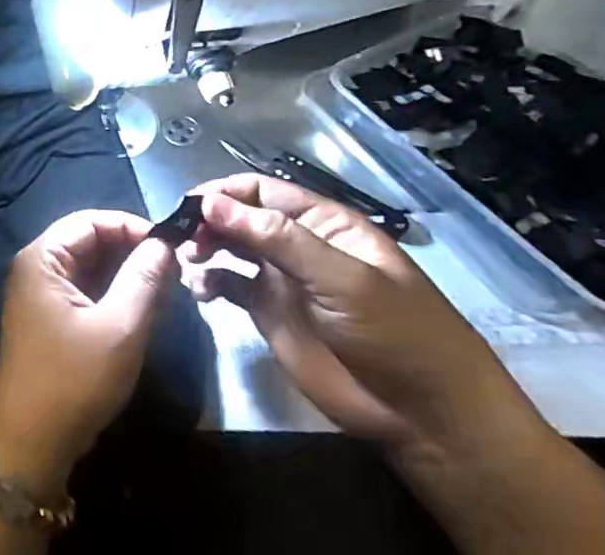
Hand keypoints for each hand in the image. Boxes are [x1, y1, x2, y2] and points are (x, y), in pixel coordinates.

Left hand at [0, 210, 177, 495]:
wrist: (29, 450)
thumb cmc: (73, 381)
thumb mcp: (120, 328)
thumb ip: (145, 278)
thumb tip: (165, 244)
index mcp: (42, 259)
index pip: (92, 221)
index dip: (133, 227)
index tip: (170, 248)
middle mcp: (36, 269)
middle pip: (90, 241)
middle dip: (132, 252)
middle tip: (172, 272)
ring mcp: (40, 296)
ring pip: (91, 267)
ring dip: (127, 274)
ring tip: (164, 292)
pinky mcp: (49, 320)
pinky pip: (86, 291)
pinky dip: (114, 294)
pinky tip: (142, 310)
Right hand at [188, 174, 543, 455]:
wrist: (422, 413)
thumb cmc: (394, 331)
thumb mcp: (342, 277)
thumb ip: (278, 239)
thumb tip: (212, 203)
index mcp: (322, 222)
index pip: (263, 191)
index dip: (225, 192)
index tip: (189, 205)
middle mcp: (297, 243)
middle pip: (242, 216)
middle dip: (209, 219)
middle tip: (182, 237)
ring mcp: (283, 279)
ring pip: (232, 248)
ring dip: (206, 246)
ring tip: (187, 259)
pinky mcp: (270, 315)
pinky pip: (231, 286)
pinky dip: (210, 282)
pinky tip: (200, 290)